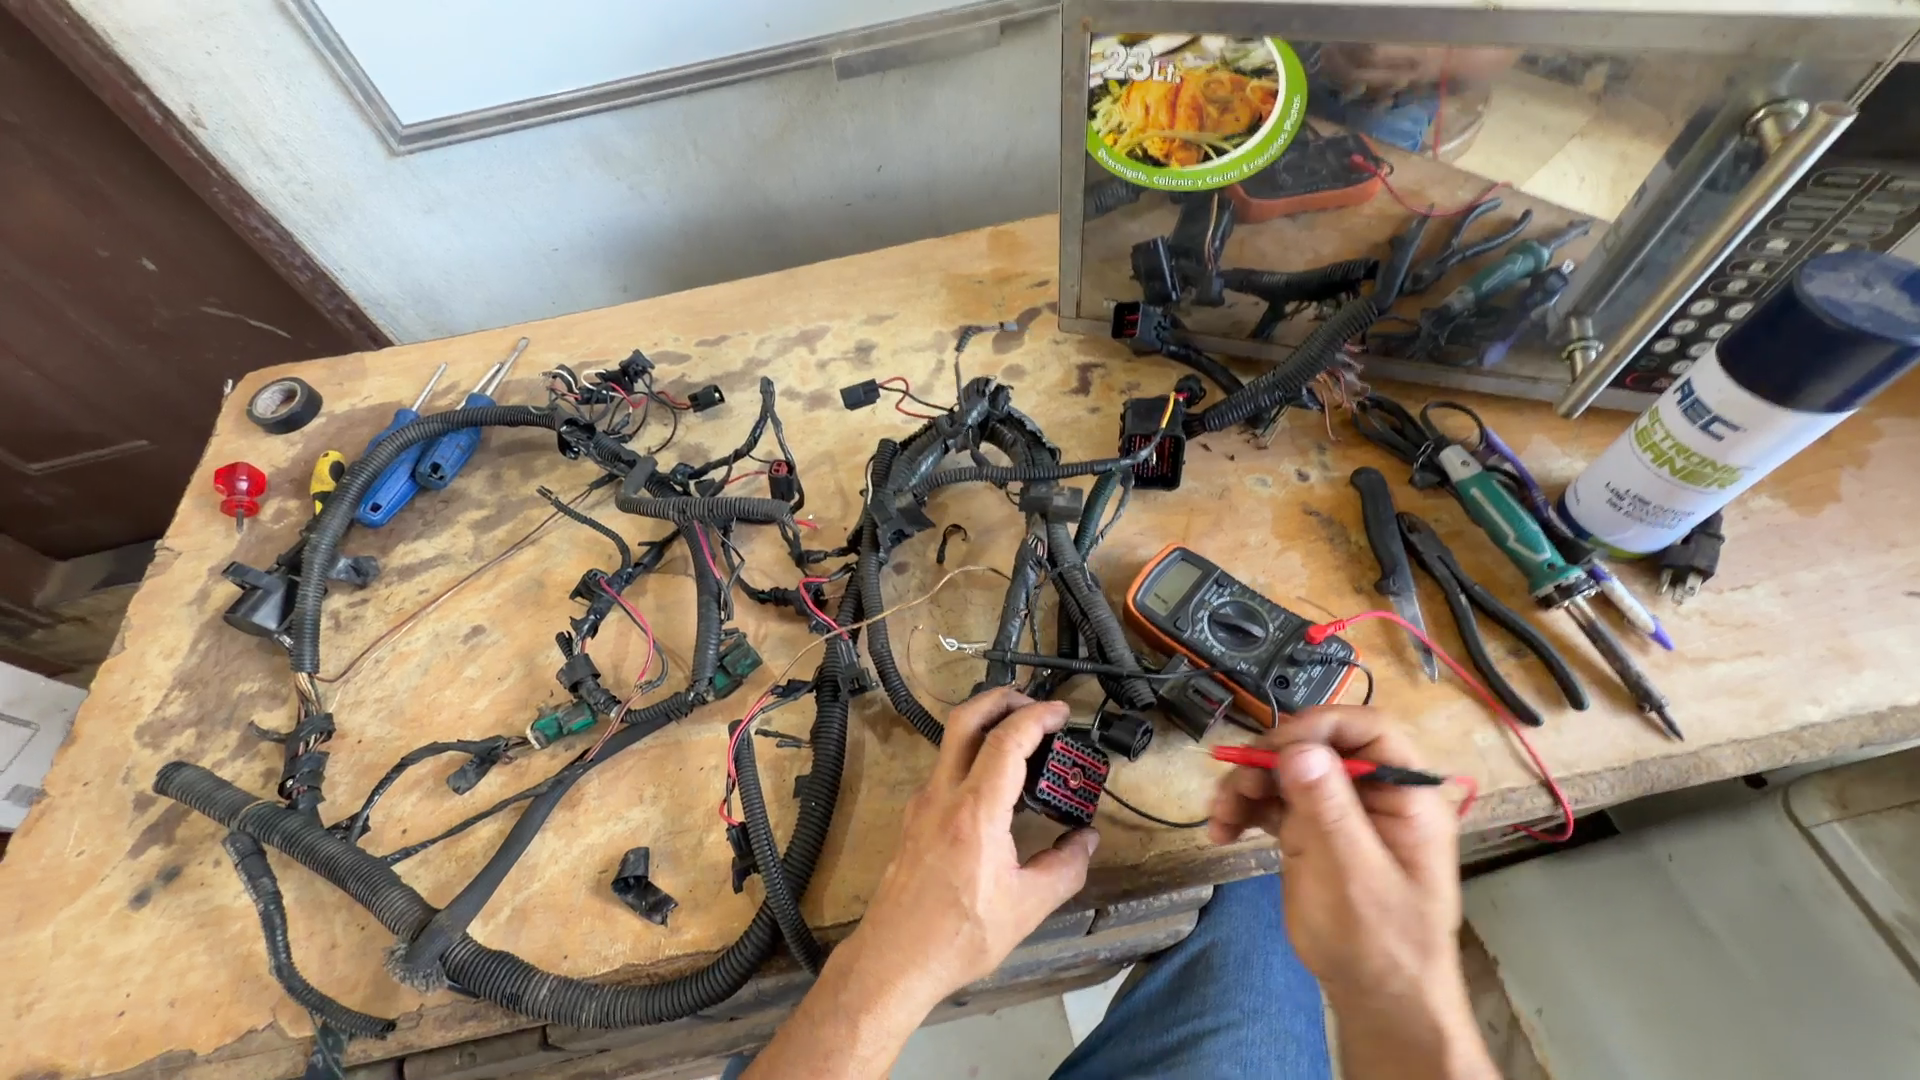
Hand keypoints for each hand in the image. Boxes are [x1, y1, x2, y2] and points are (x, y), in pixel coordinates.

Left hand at [848, 689, 1099, 1005]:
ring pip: (951, 741)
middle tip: (1036, 706)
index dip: (1037, 716)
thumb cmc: (960, 937)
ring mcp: (923, 803)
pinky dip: (974, 757)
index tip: (1062, 711)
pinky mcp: (915, 817)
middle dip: (1002, 699)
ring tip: (1023, 739)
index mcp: (975, 812)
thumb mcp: (1027, 907)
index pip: (1006, 741)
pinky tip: (997, 785)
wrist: (893, 960)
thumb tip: (1088, 839)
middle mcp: (943, 795)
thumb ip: (1065, 867)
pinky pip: (946, 769)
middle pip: (965, 719)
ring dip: (986, 725)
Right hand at [1209, 706, 1494, 1079]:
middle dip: (1269, 760)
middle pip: (1314, 747)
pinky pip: (1269, 801)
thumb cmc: (1381, 943)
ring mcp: (1336, 812)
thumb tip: (1298, 749)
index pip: (1369, 730)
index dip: (1323, 726)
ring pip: (1282, 771)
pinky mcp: (1307, 830)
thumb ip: (1328, 809)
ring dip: (1245, 786)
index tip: (1279, 745)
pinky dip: (1241, 809)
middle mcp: (1369, 794)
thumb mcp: (1355, 874)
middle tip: (1238, 781)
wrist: (1373, 998)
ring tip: (1220, 816)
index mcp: (1403, 796)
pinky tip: (1221, 829)